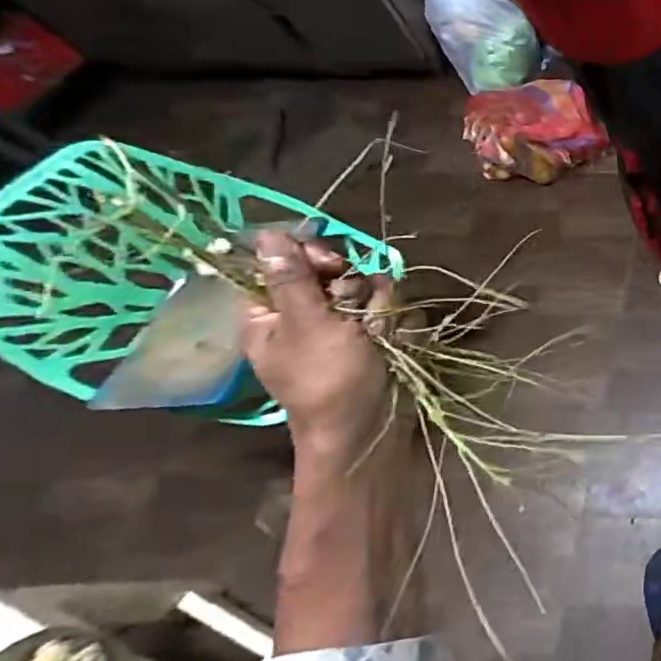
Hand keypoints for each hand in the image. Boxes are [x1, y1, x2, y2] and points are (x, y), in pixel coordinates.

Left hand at [241, 231, 394, 472]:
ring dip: (380, 308)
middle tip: (356, 310)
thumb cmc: (329, 380)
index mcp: (273, 311)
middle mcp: (309, 313)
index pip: (288, 261)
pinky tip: (393, 341)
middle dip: (354, 287)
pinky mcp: (378, 335)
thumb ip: (291, 278)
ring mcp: (347, 325)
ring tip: (378, 337)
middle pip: (336, 270)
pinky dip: (396, 323)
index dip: (312, 257)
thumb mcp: (307, 325)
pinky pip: (393, 309)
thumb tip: (264, 233)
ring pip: (372, 287)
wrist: (372, 427)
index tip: (332, 265)